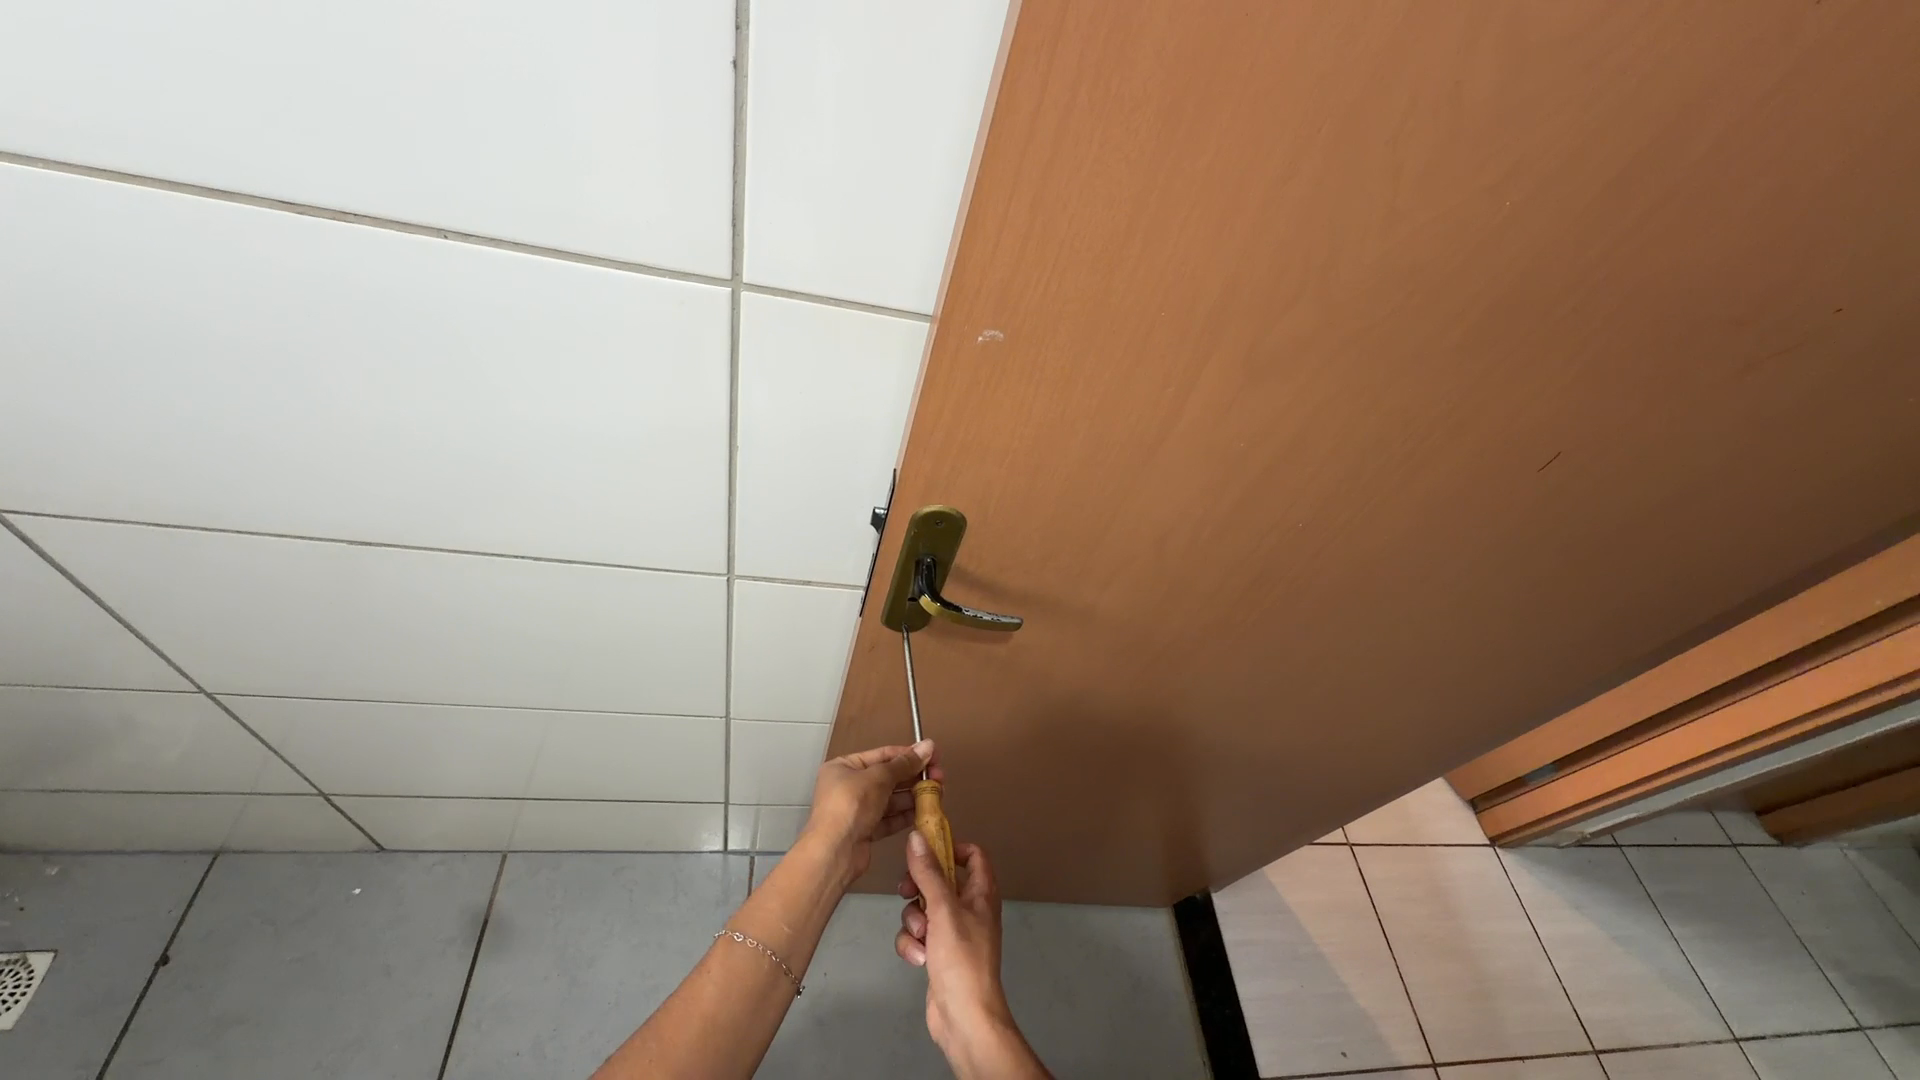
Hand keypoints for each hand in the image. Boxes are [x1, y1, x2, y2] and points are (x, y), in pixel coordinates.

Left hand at [799, 740, 936, 883]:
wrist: (835, 852)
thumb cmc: (851, 805)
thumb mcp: (879, 778)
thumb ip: (905, 763)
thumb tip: (928, 745)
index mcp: (844, 767)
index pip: (882, 755)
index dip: (909, 754)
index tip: (934, 755)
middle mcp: (848, 786)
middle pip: (887, 777)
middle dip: (913, 777)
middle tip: (940, 777)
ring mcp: (856, 810)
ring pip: (890, 799)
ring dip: (912, 796)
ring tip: (937, 794)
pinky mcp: (864, 831)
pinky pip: (888, 819)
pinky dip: (904, 815)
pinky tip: (924, 812)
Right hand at [894, 834, 1014, 1051]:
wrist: (964, 1018)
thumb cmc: (961, 958)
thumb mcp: (943, 910)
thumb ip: (929, 872)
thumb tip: (917, 836)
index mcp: (981, 893)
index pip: (973, 855)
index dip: (951, 848)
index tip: (925, 851)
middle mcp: (969, 909)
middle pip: (939, 881)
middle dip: (919, 887)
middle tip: (907, 891)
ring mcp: (953, 933)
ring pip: (923, 909)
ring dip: (914, 921)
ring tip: (921, 937)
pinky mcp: (938, 954)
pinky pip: (918, 936)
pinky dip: (914, 944)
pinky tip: (919, 959)